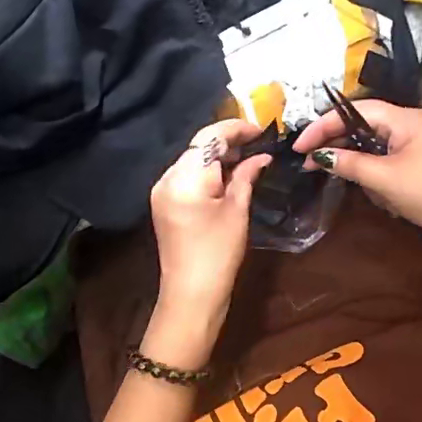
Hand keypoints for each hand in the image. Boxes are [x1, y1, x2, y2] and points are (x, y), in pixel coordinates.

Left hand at [145, 119, 271, 369]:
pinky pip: (185, 175)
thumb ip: (245, 176)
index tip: (261, 130)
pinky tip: (225, 175)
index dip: (236, 128)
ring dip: (216, 155)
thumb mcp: (237, 211)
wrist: (191, 293)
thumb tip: (260, 155)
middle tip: (257, 144)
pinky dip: (205, 170)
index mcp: (185, 178)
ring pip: (191, 159)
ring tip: (246, 158)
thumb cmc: (219, 254)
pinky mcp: (162, 202)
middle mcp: (166, 178)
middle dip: (226, 140)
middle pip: (197, 146)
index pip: (209, 137)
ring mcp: (161, 190)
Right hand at [293, 99, 421, 258]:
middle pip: (361, 125)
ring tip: (328, 174)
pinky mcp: (417, 168)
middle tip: (306, 161)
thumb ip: (349, 164)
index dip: (323, 125)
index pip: (355, 111)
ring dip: (350, 159)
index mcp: (405, 119)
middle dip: (334, 142)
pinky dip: (367, 172)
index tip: (299, 146)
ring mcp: (415, 147)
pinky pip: (383, 162)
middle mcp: (410, 126)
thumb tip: (318, 157)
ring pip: (371, 145)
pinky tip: (360, 186)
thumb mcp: (384, 178)